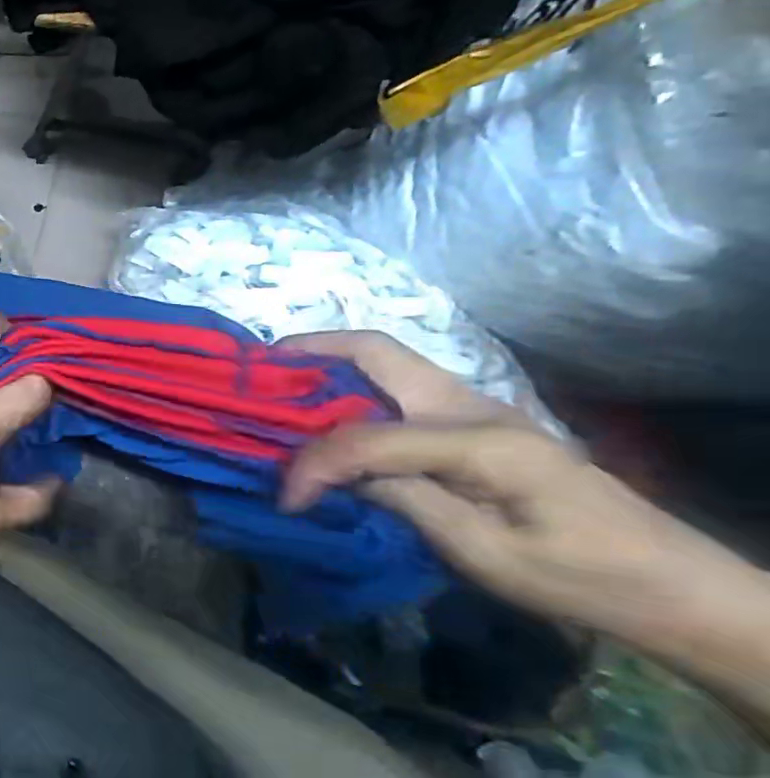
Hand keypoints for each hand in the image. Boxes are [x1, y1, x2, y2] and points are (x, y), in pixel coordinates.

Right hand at [279, 331, 765, 648]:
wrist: (674, 586)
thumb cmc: (582, 577)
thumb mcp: (485, 554)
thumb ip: (403, 500)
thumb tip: (336, 475)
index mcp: (479, 439)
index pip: (367, 439)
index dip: (315, 464)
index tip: (286, 496)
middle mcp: (472, 404)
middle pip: (377, 351)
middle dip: (311, 351)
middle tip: (262, 369)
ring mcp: (475, 406)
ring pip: (385, 361)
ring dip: (329, 365)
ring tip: (284, 386)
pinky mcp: (474, 421)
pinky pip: (398, 386)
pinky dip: (352, 385)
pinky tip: (331, 409)